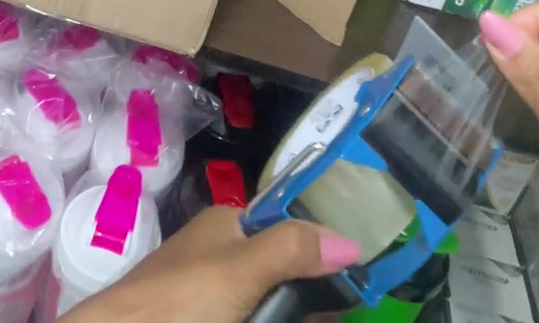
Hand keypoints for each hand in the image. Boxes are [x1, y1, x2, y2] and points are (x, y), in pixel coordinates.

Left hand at [62, 207, 359, 322]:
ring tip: (330, 316)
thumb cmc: (180, 298)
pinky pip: (252, 314)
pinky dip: (275, 318)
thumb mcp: (240, 269)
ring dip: (298, 310)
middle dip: (314, 291)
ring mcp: (215, 296)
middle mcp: (223, 255)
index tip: (358, 275)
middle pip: (285, 268)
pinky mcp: (209, 320)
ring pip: (270, 301)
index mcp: (229, 226)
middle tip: (346, 310)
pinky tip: (300, 322)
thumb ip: (292, 249)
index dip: (323, 248)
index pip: (289, 225)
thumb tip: (352, 240)